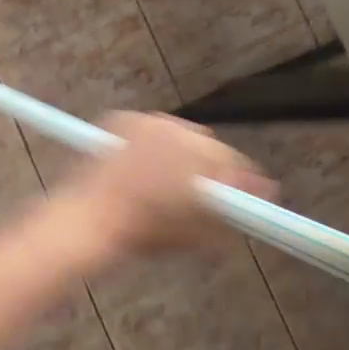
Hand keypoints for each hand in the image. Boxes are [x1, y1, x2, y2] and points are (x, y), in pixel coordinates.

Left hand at [54, 112, 276, 261]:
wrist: (89, 218)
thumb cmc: (141, 230)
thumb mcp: (197, 231)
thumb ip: (232, 212)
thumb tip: (258, 198)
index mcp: (197, 157)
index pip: (234, 162)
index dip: (241, 180)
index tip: (246, 192)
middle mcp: (176, 130)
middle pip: (208, 145)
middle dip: (209, 166)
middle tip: (202, 191)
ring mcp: (148, 121)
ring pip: (181, 134)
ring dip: (182, 152)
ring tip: (170, 181)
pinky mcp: (125, 118)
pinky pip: (152, 128)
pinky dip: (153, 143)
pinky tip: (146, 166)